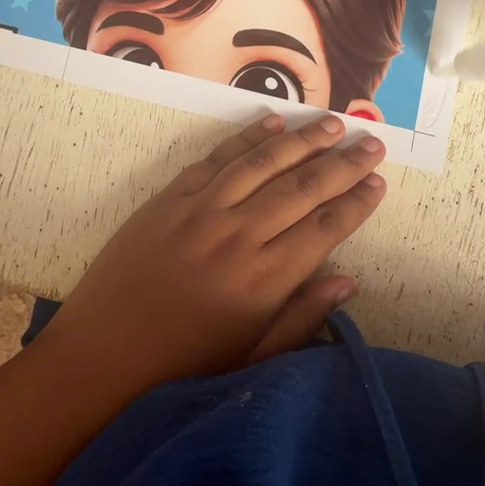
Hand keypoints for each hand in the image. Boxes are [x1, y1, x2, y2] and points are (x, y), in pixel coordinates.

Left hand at [36, 113, 386, 396]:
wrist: (105, 350)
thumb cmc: (182, 363)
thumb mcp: (250, 357)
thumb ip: (302, 317)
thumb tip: (349, 280)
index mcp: (262, 281)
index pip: (323, 229)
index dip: (355, 202)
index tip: (379, 181)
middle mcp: (237, 236)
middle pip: (301, 188)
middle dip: (342, 163)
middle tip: (372, 142)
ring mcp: (201, 211)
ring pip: (262, 164)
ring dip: (301, 140)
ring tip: (333, 123)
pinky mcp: (171, 197)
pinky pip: (216, 158)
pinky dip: (246, 138)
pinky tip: (272, 122)